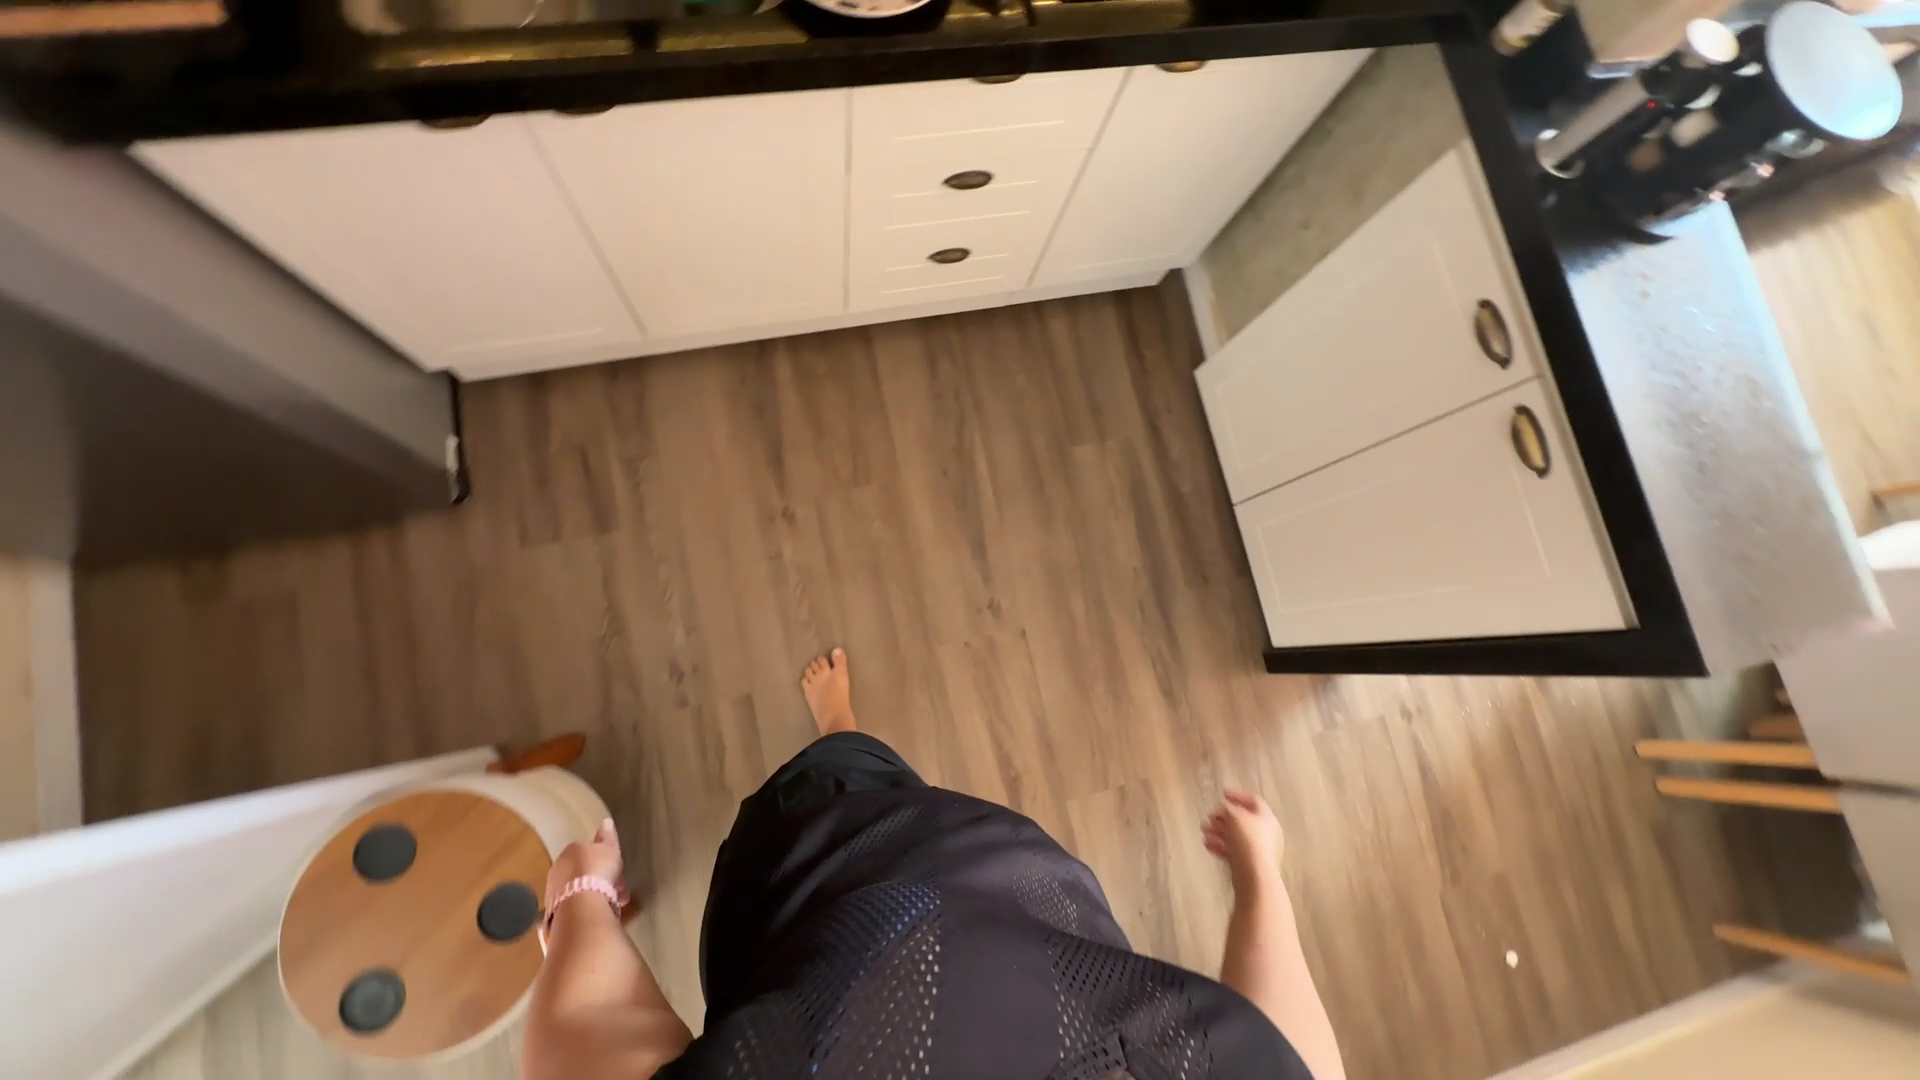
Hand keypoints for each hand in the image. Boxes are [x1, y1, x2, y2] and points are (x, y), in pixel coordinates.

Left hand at [545, 817, 630, 910]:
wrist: (581, 904)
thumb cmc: (598, 869)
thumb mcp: (609, 848)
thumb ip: (607, 836)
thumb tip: (606, 822)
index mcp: (570, 850)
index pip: (588, 850)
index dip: (605, 858)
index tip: (617, 866)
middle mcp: (558, 868)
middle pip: (585, 871)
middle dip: (604, 878)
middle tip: (619, 886)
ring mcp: (554, 891)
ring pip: (583, 889)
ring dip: (599, 893)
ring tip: (615, 902)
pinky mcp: (555, 910)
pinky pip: (579, 904)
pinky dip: (590, 906)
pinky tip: (602, 910)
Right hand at [1203, 791, 1284, 893]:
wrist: (1255, 877)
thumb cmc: (1247, 841)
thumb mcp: (1235, 817)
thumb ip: (1227, 808)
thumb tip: (1224, 808)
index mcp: (1266, 818)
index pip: (1253, 801)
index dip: (1237, 795)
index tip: (1222, 794)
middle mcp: (1265, 832)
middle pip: (1242, 819)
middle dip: (1223, 817)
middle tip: (1208, 817)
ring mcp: (1257, 849)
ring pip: (1235, 835)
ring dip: (1218, 831)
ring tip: (1203, 831)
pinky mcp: (1249, 863)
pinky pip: (1233, 850)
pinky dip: (1220, 846)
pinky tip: (1207, 845)